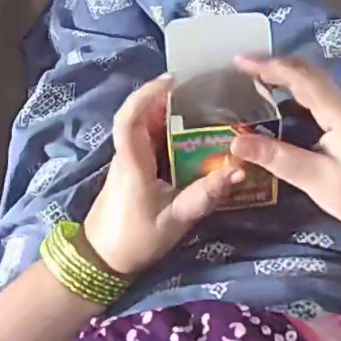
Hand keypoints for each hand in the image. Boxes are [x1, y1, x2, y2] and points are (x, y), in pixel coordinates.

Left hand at [82, 74, 239, 275]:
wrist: (102, 260)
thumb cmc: (135, 239)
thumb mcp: (175, 219)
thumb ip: (205, 193)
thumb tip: (239, 169)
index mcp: (132, 161)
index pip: (130, 117)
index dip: (147, 94)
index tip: (172, 80)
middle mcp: (127, 154)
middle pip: (140, 115)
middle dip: (167, 99)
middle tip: (201, 91)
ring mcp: (128, 161)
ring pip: (145, 127)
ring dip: (168, 115)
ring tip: (203, 108)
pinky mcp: (133, 170)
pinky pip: (149, 141)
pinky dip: (168, 132)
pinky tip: (191, 136)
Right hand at [228, 57, 340, 238]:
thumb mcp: (314, 179)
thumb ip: (276, 157)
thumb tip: (236, 142)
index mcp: (339, 114)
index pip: (302, 79)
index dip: (270, 67)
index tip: (241, 62)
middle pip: (308, 73)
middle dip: (274, 64)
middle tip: (242, 64)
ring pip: (312, 82)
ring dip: (283, 73)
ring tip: (253, 73)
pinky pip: (314, 95)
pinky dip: (291, 88)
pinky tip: (275, 95)